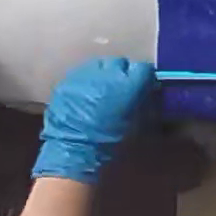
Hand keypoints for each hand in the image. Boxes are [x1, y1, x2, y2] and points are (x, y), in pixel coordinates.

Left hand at [33, 58, 156, 183]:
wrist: (73, 152)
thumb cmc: (110, 143)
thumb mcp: (136, 125)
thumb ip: (144, 104)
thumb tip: (149, 93)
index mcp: (127, 85)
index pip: (143, 68)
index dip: (144, 77)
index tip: (144, 85)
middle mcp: (106, 73)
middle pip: (121, 62)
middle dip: (123, 73)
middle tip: (123, 88)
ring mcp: (84, 75)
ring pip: (100, 65)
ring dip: (104, 75)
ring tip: (103, 90)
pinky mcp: (67, 80)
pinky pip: (82, 74)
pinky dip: (87, 81)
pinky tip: (87, 95)